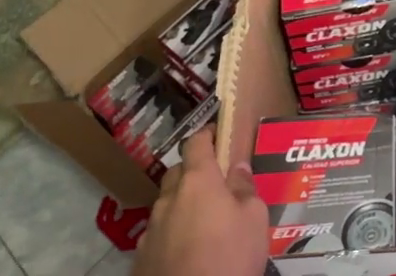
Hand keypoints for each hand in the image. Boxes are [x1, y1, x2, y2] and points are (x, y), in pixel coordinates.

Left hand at [135, 129, 267, 275]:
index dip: (207, 135)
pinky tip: (184, 252)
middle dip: (193, 173)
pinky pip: (157, 235)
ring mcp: (150, 230)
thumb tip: (237, 169)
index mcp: (197, 181)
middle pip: (177, 173)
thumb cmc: (230, 256)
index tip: (218, 135)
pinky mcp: (140, 259)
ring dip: (180, 206)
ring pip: (165, 206)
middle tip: (214, 186)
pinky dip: (170, 235)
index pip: (196, 143)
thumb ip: (245, 188)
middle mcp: (168, 199)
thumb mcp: (254, 219)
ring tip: (200, 224)